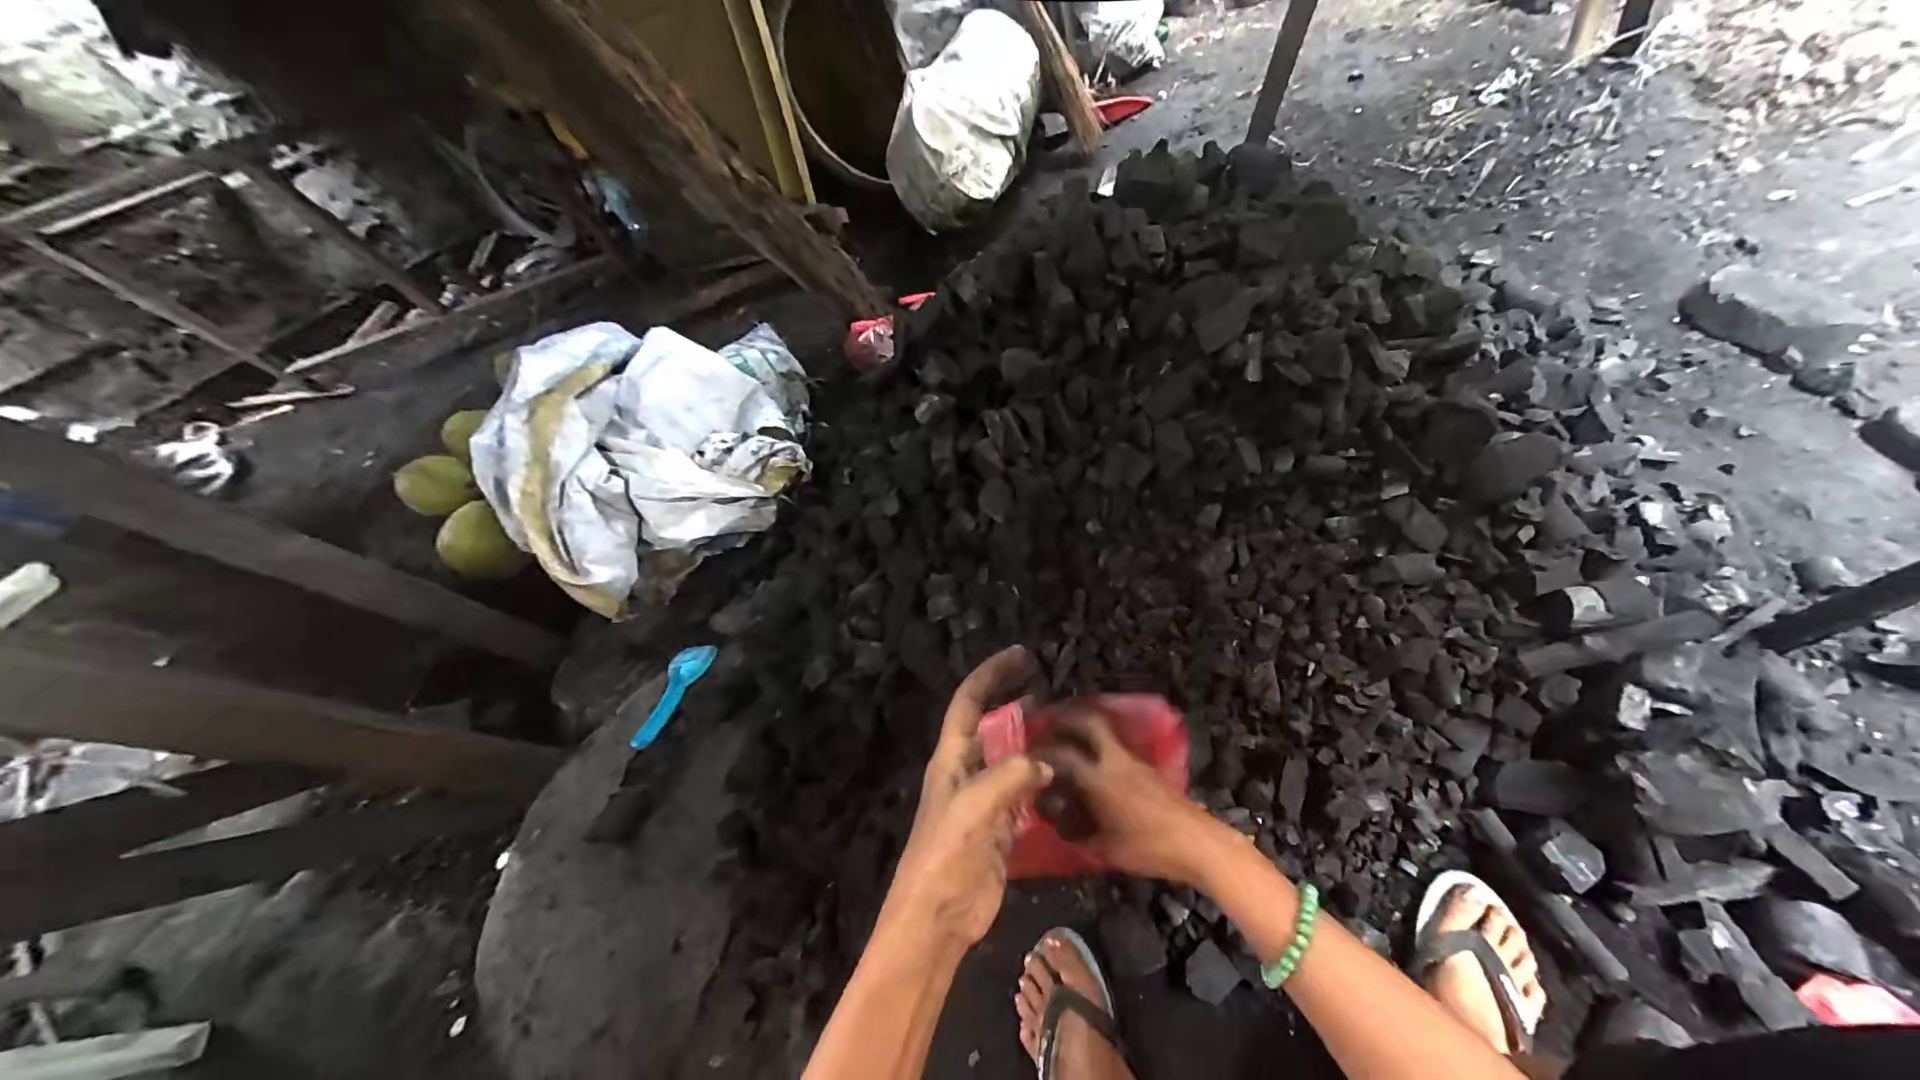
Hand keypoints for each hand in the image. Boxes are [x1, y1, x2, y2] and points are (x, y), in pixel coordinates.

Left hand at [878, 647, 1052, 949]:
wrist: (937, 918)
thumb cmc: (947, 856)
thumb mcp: (974, 807)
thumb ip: (1010, 776)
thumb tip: (1046, 762)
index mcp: (951, 758)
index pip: (969, 702)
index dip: (991, 674)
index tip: (1022, 655)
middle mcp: (967, 771)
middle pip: (991, 723)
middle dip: (1014, 699)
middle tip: (1049, 683)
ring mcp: (984, 799)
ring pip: (1011, 757)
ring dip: (1033, 738)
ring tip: (1065, 724)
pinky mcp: (1000, 827)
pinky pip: (1025, 791)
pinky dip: (1043, 778)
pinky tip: (1065, 774)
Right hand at [1039, 704, 1232, 885]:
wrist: (1199, 844)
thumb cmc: (1150, 850)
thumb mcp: (1107, 849)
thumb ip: (1080, 836)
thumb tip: (1061, 827)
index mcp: (1100, 779)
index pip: (1062, 755)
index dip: (1041, 753)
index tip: (1026, 754)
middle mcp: (1116, 761)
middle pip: (1089, 721)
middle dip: (1065, 716)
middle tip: (1046, 720)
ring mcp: (1135, 761)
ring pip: (1106, 729)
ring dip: (1085, 725)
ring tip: (1068, 730)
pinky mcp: (1148, 767)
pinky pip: (1118, 744)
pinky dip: (1101, 742)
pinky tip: (1095, 756)